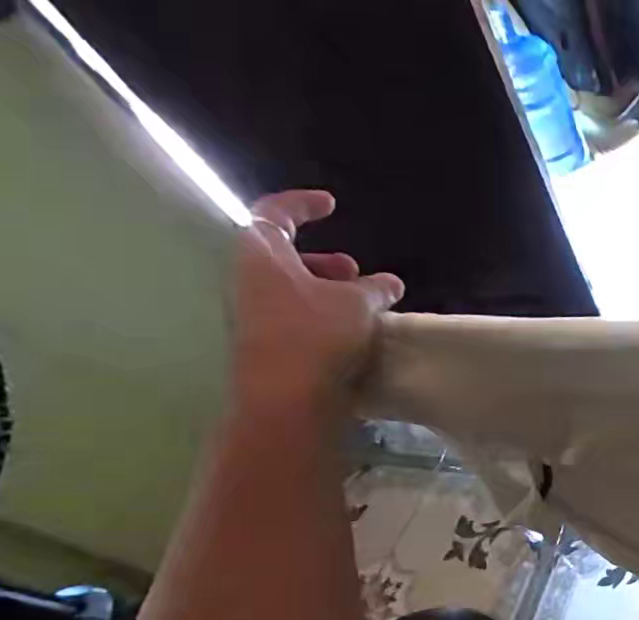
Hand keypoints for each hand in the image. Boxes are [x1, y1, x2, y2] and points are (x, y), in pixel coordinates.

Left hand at [229, 189, 404, 417]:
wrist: (286, 396)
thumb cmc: (317, 335)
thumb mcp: (358, 305)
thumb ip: (375, 289)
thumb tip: (389, 282)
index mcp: (262, 254)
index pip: (276, 213)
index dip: (303, 204)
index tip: (331, 204)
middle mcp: (249, 278)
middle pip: (283, 255)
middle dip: (322, 259)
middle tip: (355, 270)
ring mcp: (255, 313)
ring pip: (291, 288)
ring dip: (326, 290)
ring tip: (362, 305)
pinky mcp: (269, 344)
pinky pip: (296, 317)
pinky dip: (323, 316)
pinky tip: (352, 332)